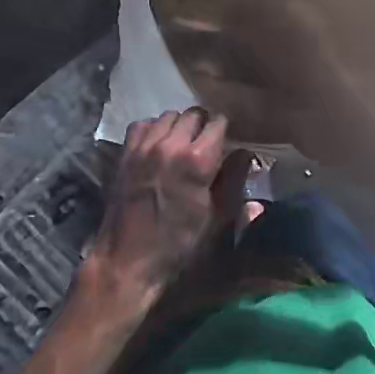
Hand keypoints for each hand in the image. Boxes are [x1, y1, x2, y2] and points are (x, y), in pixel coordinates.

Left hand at [85, 109, 241, 303]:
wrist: (128, 258)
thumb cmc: (178, 244)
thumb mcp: (216, 219)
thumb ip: (234, 182)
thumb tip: (248, 157)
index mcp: (198, 160)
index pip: (217, 123)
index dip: (224, 131)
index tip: (225, 143)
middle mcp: (170, 144)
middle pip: (193, 115)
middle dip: (203, 126)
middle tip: (205, 145)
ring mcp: (145, 146)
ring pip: (168, 116)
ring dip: (178, 126)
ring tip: (181, 144)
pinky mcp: (126, 152)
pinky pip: (143, 124)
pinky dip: (153, 129)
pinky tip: (157, 145)